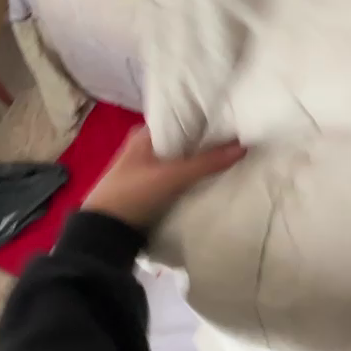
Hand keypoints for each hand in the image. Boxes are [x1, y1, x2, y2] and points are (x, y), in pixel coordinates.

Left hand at [80, 127, 245, 227]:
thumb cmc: (133, 194)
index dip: (205, 118)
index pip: (180, 118)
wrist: (106, 233)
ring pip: (184, 159)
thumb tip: (244, 146)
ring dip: (203, 159)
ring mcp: (150, 169)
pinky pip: (182, 176)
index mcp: (144, 135)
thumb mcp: (171, 176)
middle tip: (239, 136)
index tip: (231, 117)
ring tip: (234, 154)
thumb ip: (207, 162)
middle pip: (185, 140)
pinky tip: (216, 176)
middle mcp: (147, 147)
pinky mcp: (155, 188)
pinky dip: (196, 176)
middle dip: (208, 140)